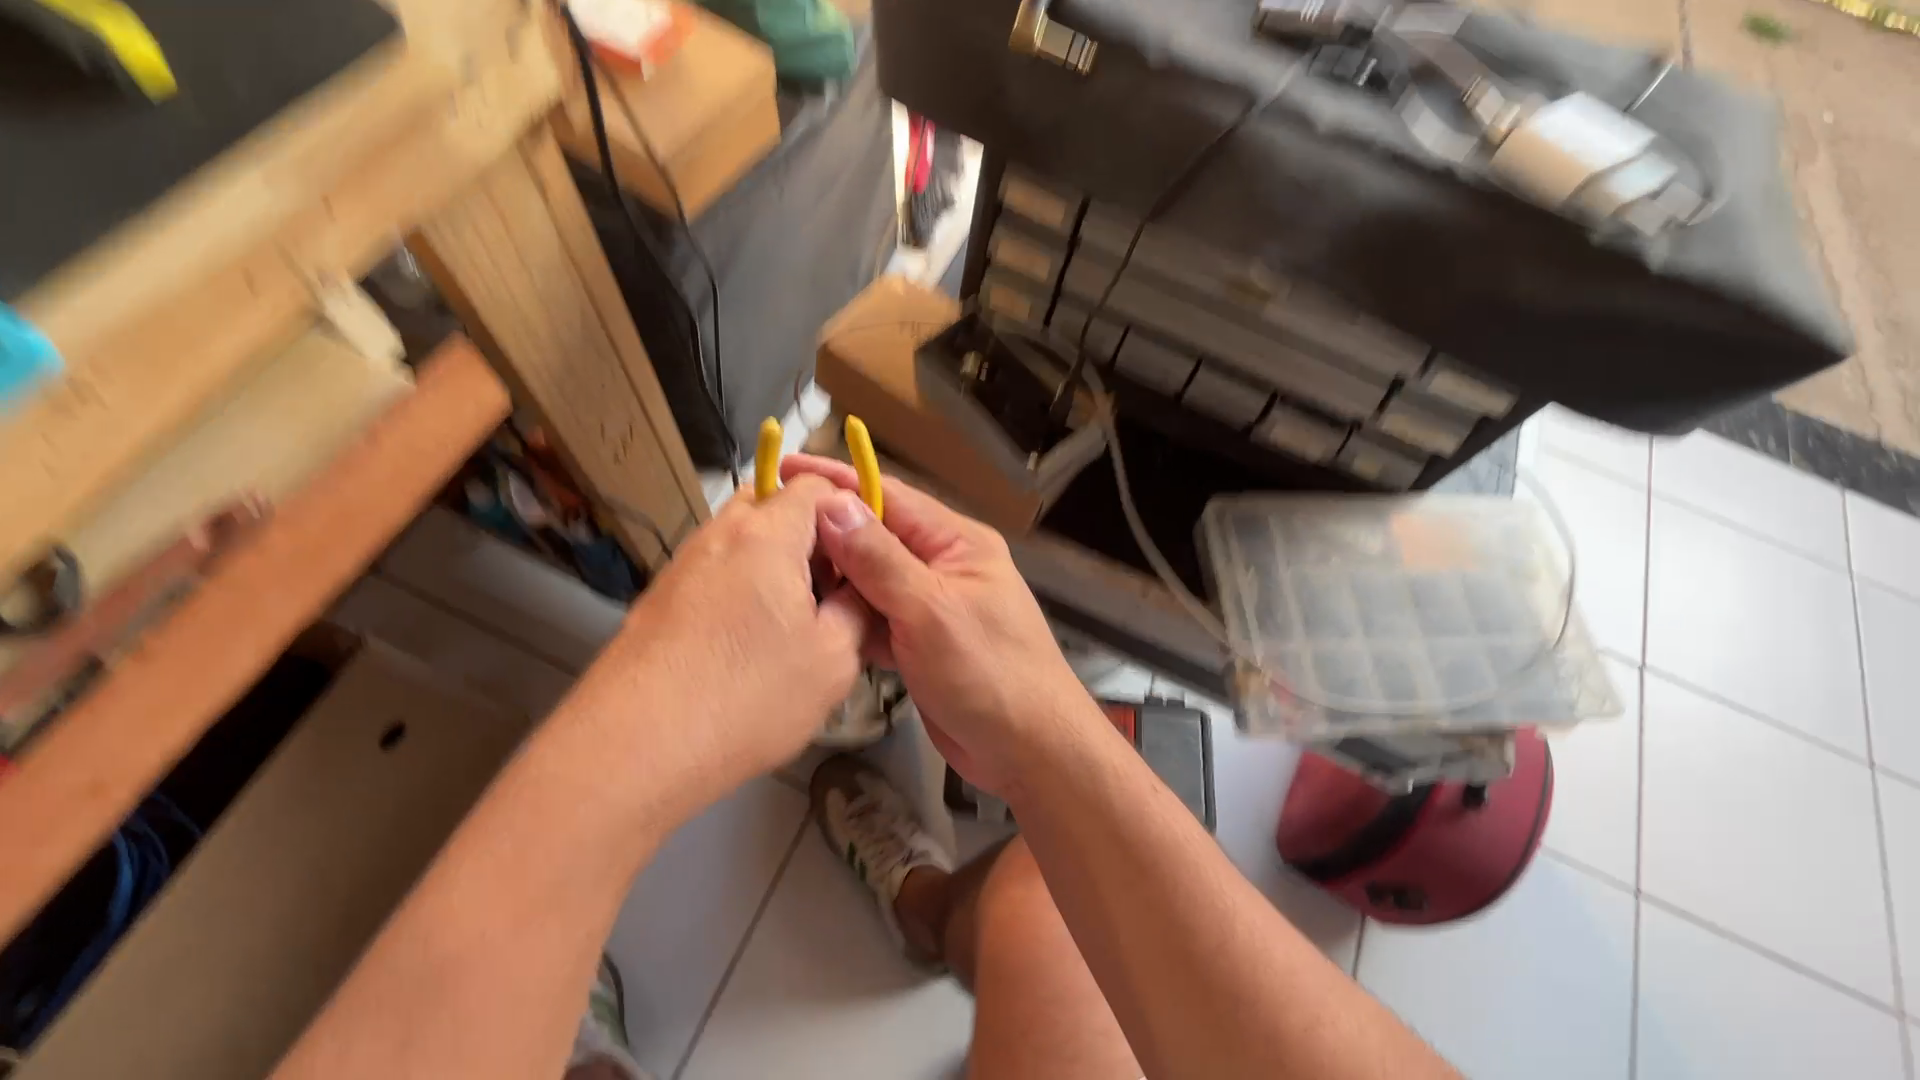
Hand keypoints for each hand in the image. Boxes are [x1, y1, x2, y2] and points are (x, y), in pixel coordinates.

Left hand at [598, 475, 873, 812]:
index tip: (866, 556)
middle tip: (831, 587)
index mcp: (767, 534)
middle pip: (770, 504)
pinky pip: (714, 572)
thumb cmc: (748, 697)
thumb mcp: (833, 660)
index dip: (849, 511)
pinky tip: (747, 643)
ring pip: (739, 540)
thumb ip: (857, 609)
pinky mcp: (658, 599)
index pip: (814, 486)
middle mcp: (718, 535)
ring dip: (773, 562)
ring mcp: (681, 566)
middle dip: (808, 533)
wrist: (634, 747)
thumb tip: (859, 585)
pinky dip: (740, 587)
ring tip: (792, 622)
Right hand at [780, 455, 1106, 795]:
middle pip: (876, 537)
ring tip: (776, 571)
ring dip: (833, 578)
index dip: (835, 483)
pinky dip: (848, 618)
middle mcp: (943, 565)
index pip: (888, 496)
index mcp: (955, 542)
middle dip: (827, 531)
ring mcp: (931, 606)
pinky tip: (811, 619)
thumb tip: (831, 504)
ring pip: (871, 580)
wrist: (1030, 750)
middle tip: (767, 527)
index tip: (784, 471)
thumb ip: (879, 559)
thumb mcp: (931, 610)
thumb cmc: (988, 674)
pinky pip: (876, 618)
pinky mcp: (920, 644)